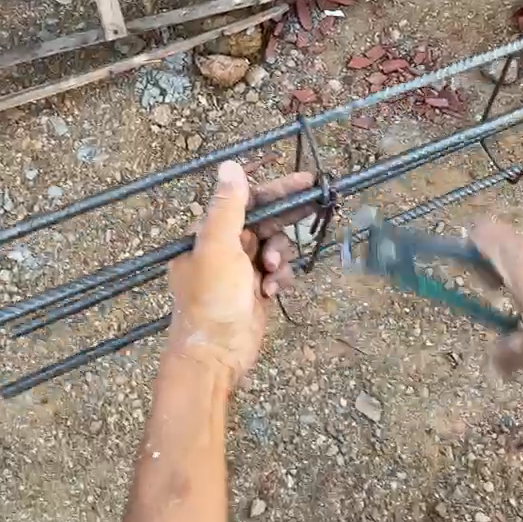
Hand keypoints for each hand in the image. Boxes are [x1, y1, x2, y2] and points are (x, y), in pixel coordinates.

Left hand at [165, 162, 316, 385]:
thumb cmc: (212, 299)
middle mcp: (223, 247)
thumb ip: (227, 207)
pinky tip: (272, 291)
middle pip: (264, 221)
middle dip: (286, 220)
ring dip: (280, 256)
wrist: (215, 356)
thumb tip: (230, 165)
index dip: (276, 189)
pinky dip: (280, 279)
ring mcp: (241, 270)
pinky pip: (278, 273)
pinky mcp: (256, 291)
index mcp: (208, 233)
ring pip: (275, 246)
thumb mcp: (217, 247)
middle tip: (314, 207)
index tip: (305, 180)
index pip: (246, 200)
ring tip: (272, 272)